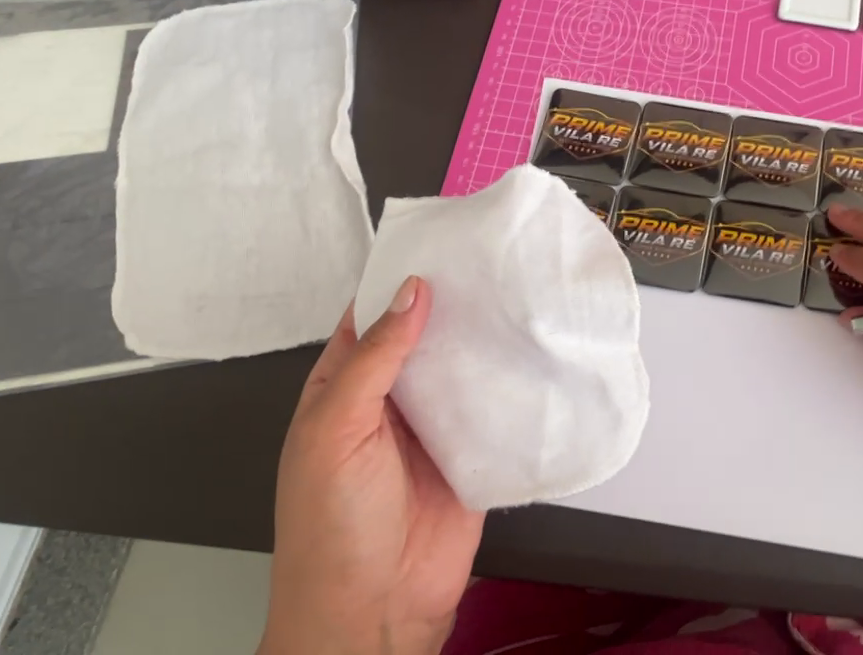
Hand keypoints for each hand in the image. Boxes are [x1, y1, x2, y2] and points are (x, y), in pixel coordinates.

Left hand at [259, 278, 483, 654]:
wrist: (373, 615)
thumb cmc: (330, 530)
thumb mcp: (336, 432)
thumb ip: (373, 360)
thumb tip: (410, 292)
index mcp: (344, 387)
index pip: (373, 317)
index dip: (400, 282)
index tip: (438, 247)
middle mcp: (392, 400)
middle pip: (426, 336)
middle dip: (454, 304)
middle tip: (492, 265)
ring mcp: (434, 426)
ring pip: (464, 366)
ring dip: (486, 340)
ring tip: (520, 298)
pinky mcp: (472, 450)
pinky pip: (495, 406)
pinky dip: (513, 383)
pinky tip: (533, 355)